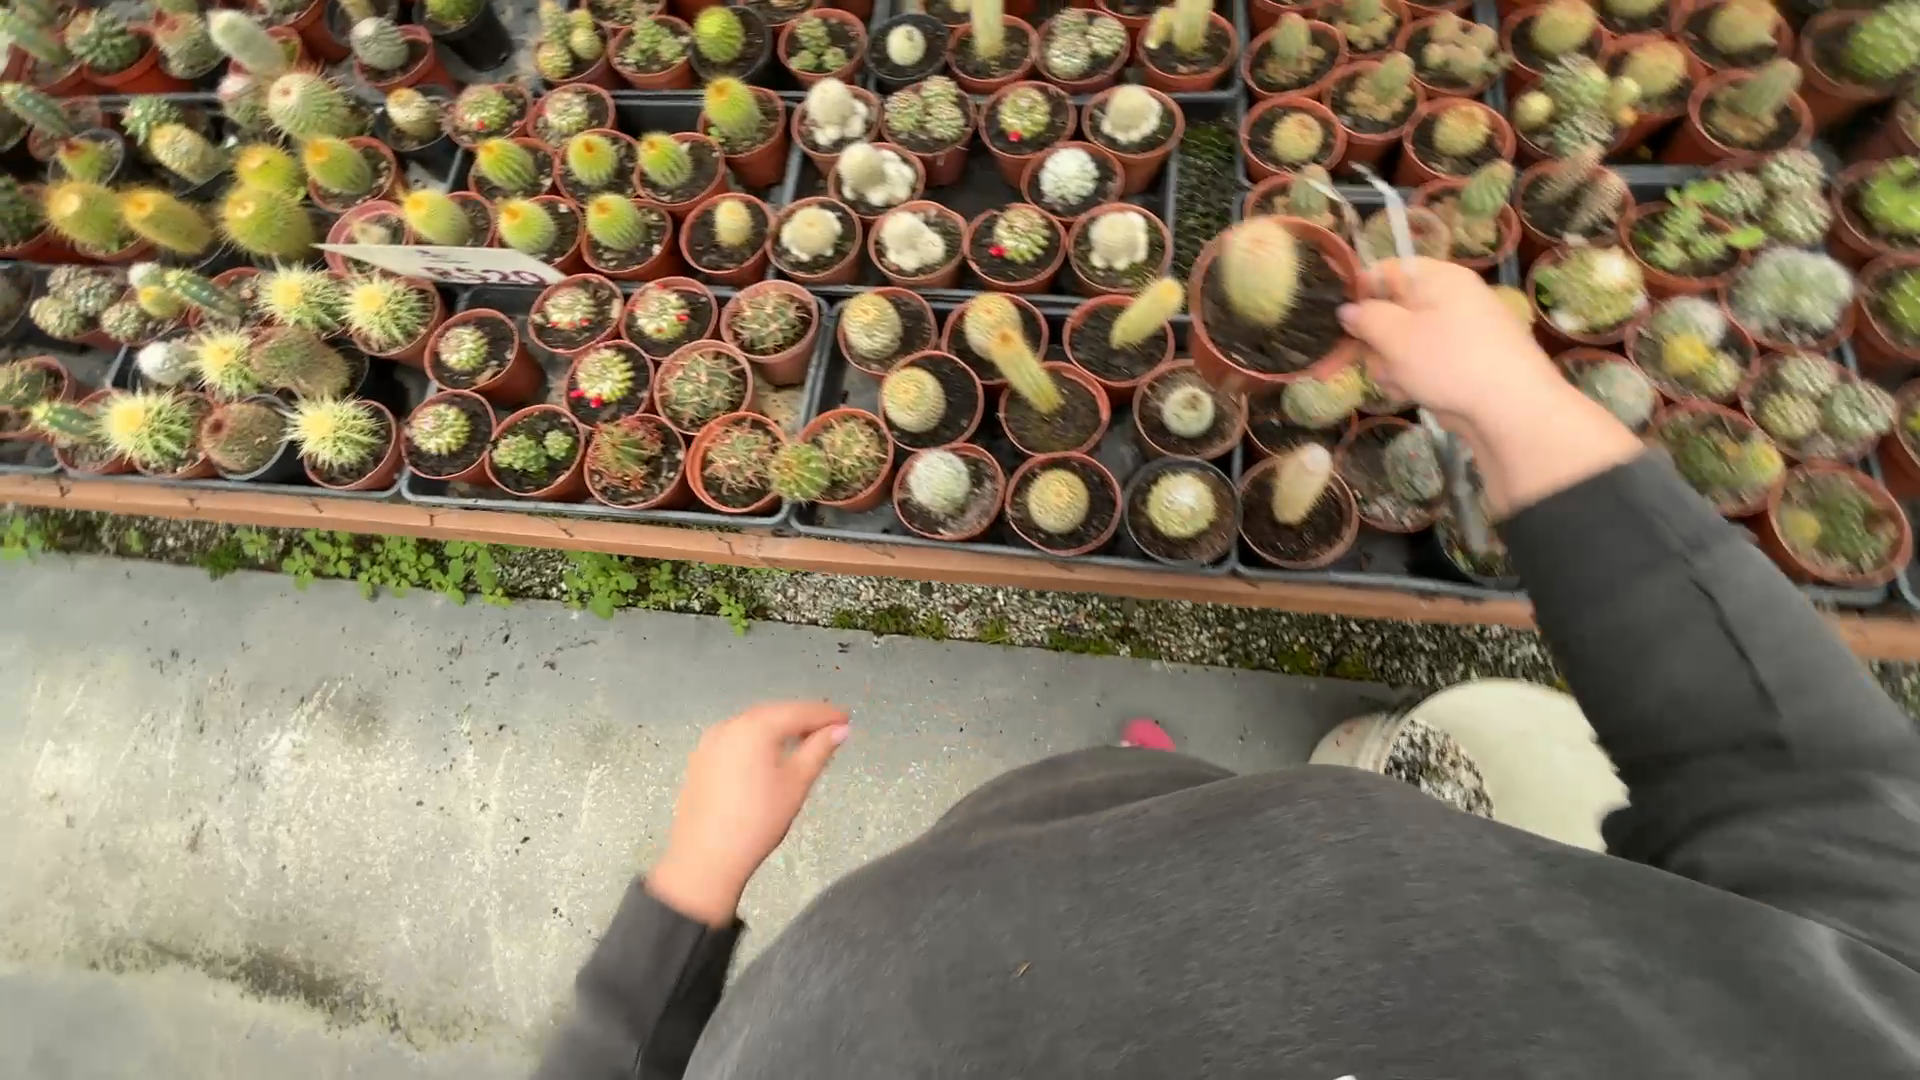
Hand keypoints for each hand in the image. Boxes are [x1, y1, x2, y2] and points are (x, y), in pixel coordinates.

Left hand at [649, 702, 849, 926]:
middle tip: (830, 728)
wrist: (703, 860)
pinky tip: (771, 754)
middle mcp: (730, 725)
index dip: (825, 714)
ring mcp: (711, 741)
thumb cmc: (758, 820)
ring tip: (805, 740)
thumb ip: (819, 749)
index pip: (798, 711)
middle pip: (774, 713)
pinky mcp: (701, 759)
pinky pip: (737, 738)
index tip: (847, 718)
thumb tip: (841, 729)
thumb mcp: (796, 783)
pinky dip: (759, 739)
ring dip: (780, 727)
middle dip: (803, 718)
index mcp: (754, 727)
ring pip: (754, 724)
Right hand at [1337, 258, 1643, 515]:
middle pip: (1389, 311)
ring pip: (1397, 342)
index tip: (1345, 320)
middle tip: (1376, 358)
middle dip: (1375, 340)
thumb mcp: (1396, 336)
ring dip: (1389, 365)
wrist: (1507, 406)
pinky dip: (1408, 377)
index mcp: (1438, 279)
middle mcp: (1447, 299)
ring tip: (1402, 381)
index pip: (1387, 270)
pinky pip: (1415, 362)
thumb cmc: (1448, 361)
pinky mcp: (1454, 360)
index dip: (1360, 291)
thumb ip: (1365, 318)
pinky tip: (1414, 392)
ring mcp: (1452, 331)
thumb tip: (1346, 309)